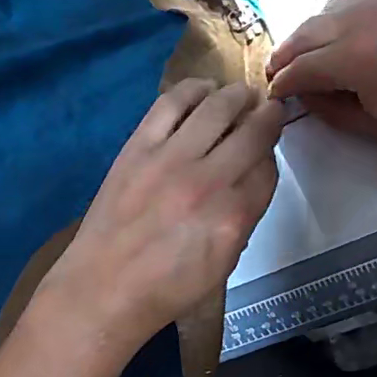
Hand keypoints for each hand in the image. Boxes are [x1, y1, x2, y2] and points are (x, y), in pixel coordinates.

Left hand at [40, 80, 282, 346]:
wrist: (104, 287)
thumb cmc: (168, 287)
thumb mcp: (224, 263)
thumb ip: (244, 217)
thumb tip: (251, 177)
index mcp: (233, 216)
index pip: (267, 168)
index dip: (271, 154)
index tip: (268, 147)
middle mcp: (208, 181)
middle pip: (251, 132)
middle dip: (266, 116)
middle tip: (268, 108)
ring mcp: (170, 159)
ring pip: (216, 108)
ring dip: (236, 95)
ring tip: (241, 94)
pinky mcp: (138, 147)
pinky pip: (171, 104)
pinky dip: (193, 90)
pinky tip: (204, 89)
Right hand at [267, 0, 376, 146]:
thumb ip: (338, 113)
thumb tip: (309, 96)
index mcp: (355, 57)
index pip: (301, 67)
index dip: (283, 82)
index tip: (274, 92)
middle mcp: (365, 16)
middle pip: (309, 29)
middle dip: (289, 51)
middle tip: (281, 69)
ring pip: (336, 5)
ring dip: (316, 28)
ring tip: (315, 47)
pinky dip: (350, 14)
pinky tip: (362, 32)